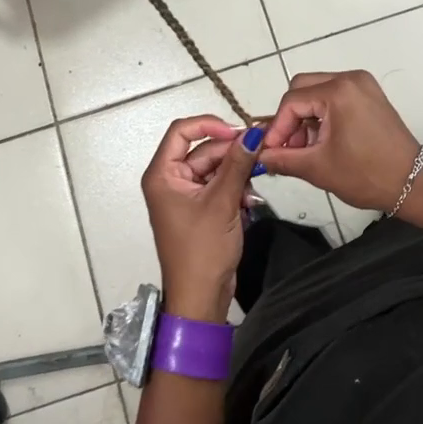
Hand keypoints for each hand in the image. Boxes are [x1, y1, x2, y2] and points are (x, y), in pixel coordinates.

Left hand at [140, 115, 263, 321]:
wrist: (201, 298)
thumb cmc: (202, 250)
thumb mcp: (222, 202)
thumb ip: (237, 164)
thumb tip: (253, 133)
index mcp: (162, 174)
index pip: (182, 131)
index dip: (209, 125)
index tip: (238, 132)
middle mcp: (170, 180)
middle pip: (203, 150)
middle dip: (231, 155)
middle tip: (259, 157)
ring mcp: (185, 195)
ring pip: (215, 168)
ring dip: (236, 175)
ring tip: (253, 189)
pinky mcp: (200, 209)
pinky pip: (218, 186)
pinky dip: (235, 190)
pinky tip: (249, 202)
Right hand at [261, 71, 422, 211]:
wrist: (414, 184)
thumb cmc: (366, 175)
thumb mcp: (318, 168)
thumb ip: (283, 158)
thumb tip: (259, 156)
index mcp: (338, 91)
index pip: (292, 101)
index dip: (277, 127)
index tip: (270, 151)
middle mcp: (350, 78)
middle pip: (302, 88)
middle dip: (290, 118)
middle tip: (287, 147)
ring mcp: (362, 84)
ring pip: (317, 91)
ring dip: (305, 117)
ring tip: (305, 148)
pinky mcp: (370, 94)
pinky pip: (334, 96)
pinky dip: (323, 114)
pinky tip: (322, 140)